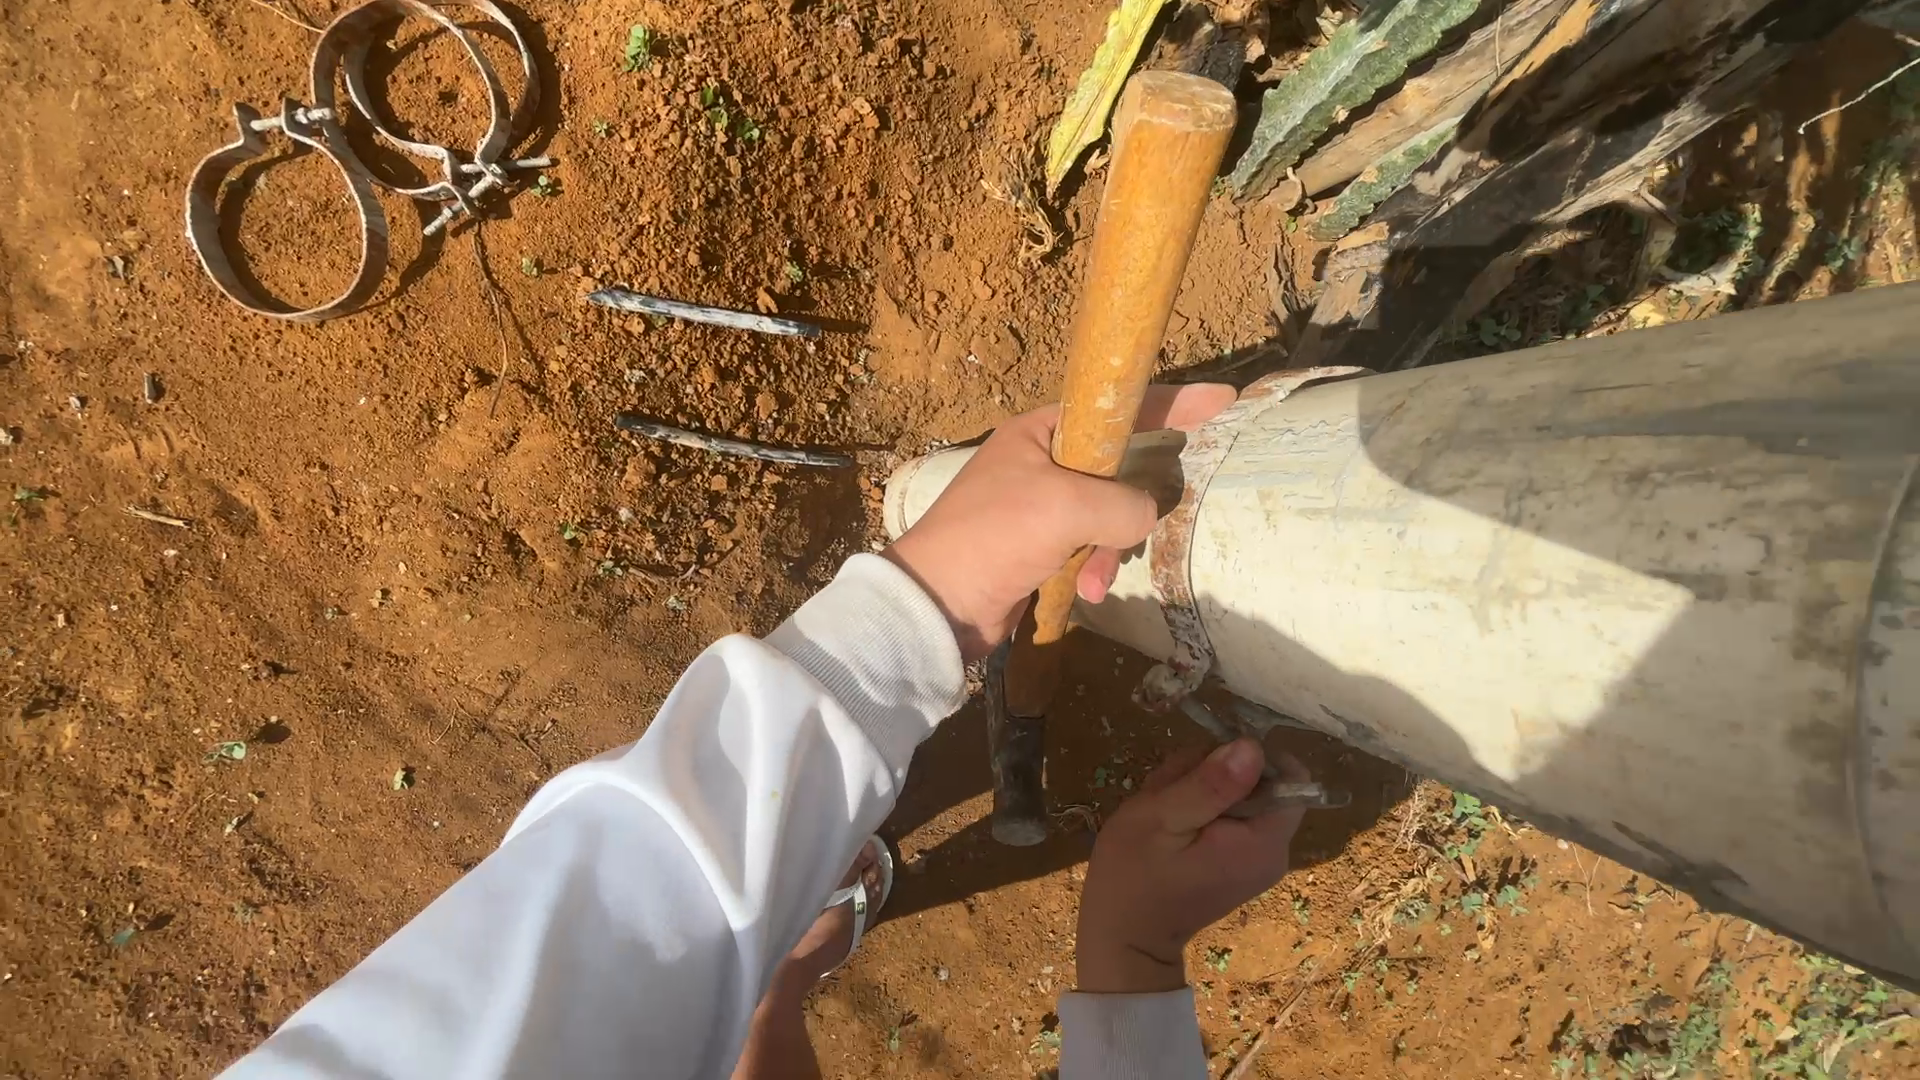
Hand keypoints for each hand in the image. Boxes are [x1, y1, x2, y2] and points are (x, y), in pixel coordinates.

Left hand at [881, 382, 1234, 659]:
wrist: (939, 602)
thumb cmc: (997, 535)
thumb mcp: (1068, 506)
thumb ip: (1126, 503)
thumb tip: (1145, 515)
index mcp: (1041, 430)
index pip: (1117, 407)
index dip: (1172, 403)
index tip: (1223, 402)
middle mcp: (1041, 461)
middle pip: (1119, 469)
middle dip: (1131, 506)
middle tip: (1134, 527)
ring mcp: (1039, 505)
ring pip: (1107, 515)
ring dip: (1109, 548)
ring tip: (1092, 577)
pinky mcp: (1038, 545)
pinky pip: (1088, 546)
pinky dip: (1091, 567)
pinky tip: (1081, 591)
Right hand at [1075, 740, 1308, 993]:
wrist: (1124, 937)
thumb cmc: (1133, 874)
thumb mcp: (1163, 817)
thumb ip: (1209, 784)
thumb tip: (1253, 746)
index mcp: (1262, 843)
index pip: (1288, 776)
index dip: (1247, 757)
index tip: (1202, 765)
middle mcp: (1273, 851)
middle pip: (1260, 781)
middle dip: (1213, 771)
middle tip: (1169, 790)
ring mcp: (1258, 858)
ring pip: (1240, 792)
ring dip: (1199, 786)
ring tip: (1162, 806)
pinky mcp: (1241, 860)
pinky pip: (1230, 812)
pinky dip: (1199, 805)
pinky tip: (1169, 819)